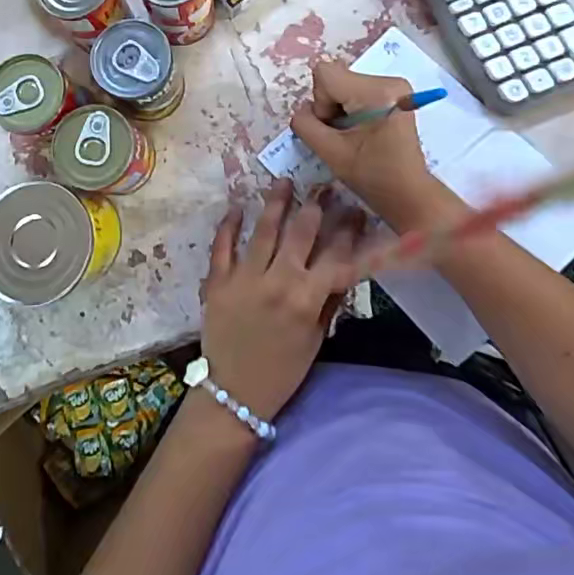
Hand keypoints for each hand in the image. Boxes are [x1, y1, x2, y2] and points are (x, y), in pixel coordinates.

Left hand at [199, 180, 364, 422]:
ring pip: (263, 231)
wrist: (234, 392)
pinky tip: (237, 207)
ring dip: (275, 204)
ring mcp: (243, 278)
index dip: (349, 231)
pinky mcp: (216, 281)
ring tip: (284, 182)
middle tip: (323, 187)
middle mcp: (277, 281)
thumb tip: (345, 268)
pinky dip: (229, 225)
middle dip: (315, 207)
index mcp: (306, 299)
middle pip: (300, 234)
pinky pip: (222, 246)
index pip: (335, 256)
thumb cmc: (282, 370)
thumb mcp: (316, 339)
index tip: (356, 210)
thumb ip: (329, 301)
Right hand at [289, 60, 456, 230]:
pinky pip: (353, 90)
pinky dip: (348, 109)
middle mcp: (388, 80)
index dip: (320, 102)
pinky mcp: (392, 93)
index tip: (335, 128)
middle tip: (344, 136)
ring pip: (341, 84)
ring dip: (337, 109)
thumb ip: (306, 124)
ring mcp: (392, 85)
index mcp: (377, 92)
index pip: (325, 74)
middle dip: (329, 106)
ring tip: (353, 135)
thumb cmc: (373, 176)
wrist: (409, 193)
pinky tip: (360, 131)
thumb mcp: (330, 152)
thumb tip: (304, 109)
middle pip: (334, 78)